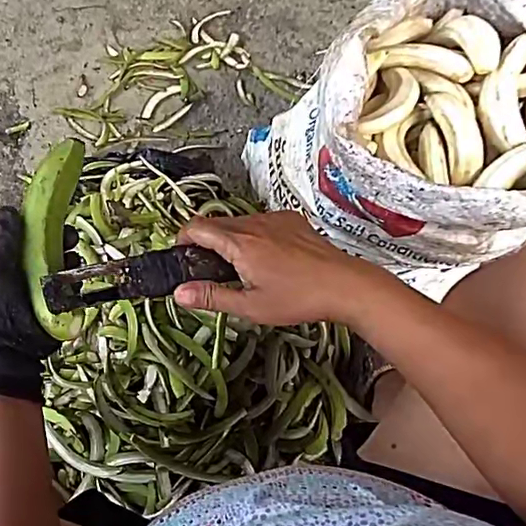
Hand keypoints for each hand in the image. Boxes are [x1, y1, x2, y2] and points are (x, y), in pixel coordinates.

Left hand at [0, 207, 59, 401]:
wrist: (12, 361)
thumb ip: (0, 251)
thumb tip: (6, 214)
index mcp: (0, 265)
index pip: (18, 235)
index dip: (33, 224)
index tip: (47, 219)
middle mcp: (20, 273)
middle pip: (41, 246)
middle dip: (57, 238)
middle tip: (70, 238)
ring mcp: (37, 289)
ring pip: (56, 263)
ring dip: (67, 257)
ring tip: (74, 258)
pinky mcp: (54, 304)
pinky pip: (67, 283)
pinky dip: (74, 278)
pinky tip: (77, 278)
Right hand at [173, 211, 392, 325]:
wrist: (344, 285)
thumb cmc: (300, 298)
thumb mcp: (250, 306)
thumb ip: (211, 297)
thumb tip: (180, 293)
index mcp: (240, 243)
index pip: (196, 227)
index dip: (182, 239)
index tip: (182, 254)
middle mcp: (255, 224)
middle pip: (215, 223)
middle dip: (205, 242)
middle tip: (209, 268)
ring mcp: (275, 219)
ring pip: (238, 222)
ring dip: (230, 238)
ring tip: (241, 268)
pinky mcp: (291, 220)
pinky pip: (261, 222)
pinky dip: (254, 235)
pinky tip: (267, 259)